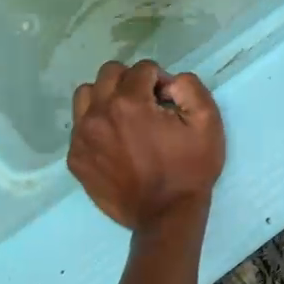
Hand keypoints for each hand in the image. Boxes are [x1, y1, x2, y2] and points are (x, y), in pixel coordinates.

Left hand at [67, 60, 225, 232]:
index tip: (170, 100)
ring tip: (127, 116)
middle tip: (149, 103)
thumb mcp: (207, 120)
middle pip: (109, 73)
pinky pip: (80, 125)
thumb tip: (168, 82)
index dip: (161, 78)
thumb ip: (189, 86)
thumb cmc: (190, 167)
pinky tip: (117, 140)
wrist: (165, 215)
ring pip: (86, 95)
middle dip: (132, 81)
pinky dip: (98, 122)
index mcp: (130, 104)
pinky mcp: (76, 159)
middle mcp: (98, 116)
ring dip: (108, 96)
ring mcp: (82, 139)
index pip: (142, 68)